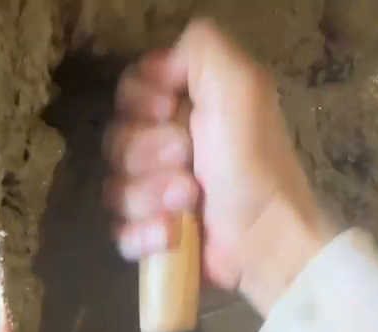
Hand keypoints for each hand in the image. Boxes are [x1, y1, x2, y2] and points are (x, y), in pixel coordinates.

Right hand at [104, 19, 338, 313]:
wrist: (262, 235)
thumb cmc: (253, 161)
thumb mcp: (241, 85)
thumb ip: (200, 50)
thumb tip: (160, 65)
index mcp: (183, 105)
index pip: (129, 91)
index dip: (140, 103)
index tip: (168, 110)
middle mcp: (163, 145)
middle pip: (115, 141)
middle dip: (147, 154)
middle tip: (187, 162)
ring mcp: (153, 195)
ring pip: (115, 189)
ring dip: (149, 196)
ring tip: (187, 202)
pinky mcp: (150, 235)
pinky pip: (120, 232)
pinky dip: (144, 234)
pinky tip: (171, 234)